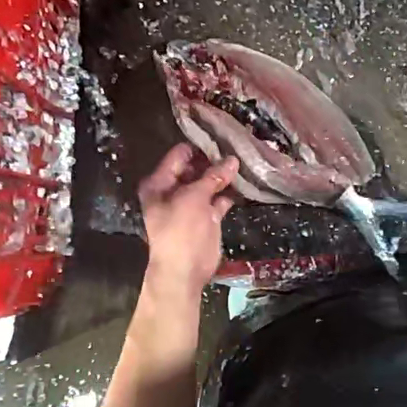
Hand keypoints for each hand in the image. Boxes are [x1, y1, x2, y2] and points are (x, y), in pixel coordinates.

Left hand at [139, 144, 238, 296]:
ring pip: (210, 184)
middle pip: (196, 168)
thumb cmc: (180, 230)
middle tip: (238, 147)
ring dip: (225, 176)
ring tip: (246, 161)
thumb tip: (232, 160)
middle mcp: (174, 191)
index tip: (222, 136)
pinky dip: (230, 193)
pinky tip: (245, 183)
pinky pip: (219, 199)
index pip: (179, 155)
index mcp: (160, 183)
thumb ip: (212, 177)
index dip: (199, 146)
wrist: (184, 269)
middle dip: (215, 160)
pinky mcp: (207, 217)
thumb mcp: (194, 198)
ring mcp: (191, 205)